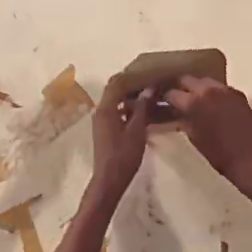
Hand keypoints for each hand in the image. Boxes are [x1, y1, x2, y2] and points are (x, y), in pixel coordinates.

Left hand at [91, 75, 155, 197]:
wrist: (109, 179)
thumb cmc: (124, 155)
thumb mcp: (137, 131)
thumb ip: (142, 108)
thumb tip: (149, 88)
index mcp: (106, 108)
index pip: (116, 82)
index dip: (131, 76)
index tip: (148, 72)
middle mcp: (100, 110)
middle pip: (114, 90)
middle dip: (131, 84)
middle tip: (150, 82)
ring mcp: (101, 120)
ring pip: (115, 100)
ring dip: (130, 96)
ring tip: (149, 95)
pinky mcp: (104, 129)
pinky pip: (115, 110)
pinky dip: (127, 107)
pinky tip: (141, 112)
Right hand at [165, 77, 251, 193]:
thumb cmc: (218, 153)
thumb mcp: (193, 137)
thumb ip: (183, 120)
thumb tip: (178, 112)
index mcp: (191, 102)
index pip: (171, 93)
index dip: (164, 97)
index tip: (161, 101)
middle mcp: (206, 90)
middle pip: (186, 79)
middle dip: (179, 86)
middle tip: (176, 96)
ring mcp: (223, 89)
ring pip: (204, 80)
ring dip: (197, 87)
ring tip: (194, 97)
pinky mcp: (237, 93)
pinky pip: (219, 87)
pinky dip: (213, 92)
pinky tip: (212, 102)